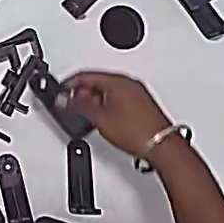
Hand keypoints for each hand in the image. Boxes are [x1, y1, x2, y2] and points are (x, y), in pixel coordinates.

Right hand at [58, 71, 172, 157]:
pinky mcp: (141, 106)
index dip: (70, 84)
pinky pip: (118, 99)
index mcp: (118, 80)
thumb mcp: (99, 118)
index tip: (61, 92)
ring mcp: (136, 94)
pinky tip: (104, 120)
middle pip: (97, 81)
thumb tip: (64, 99)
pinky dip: (107, 106)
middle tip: (71, 105)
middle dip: (81, 93)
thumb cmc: (137, 130)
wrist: (161, 147)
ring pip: (108, 91)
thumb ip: (78, 106)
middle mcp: (129, 83)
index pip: (86, 75)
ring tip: (87, 115)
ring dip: (94, 101)